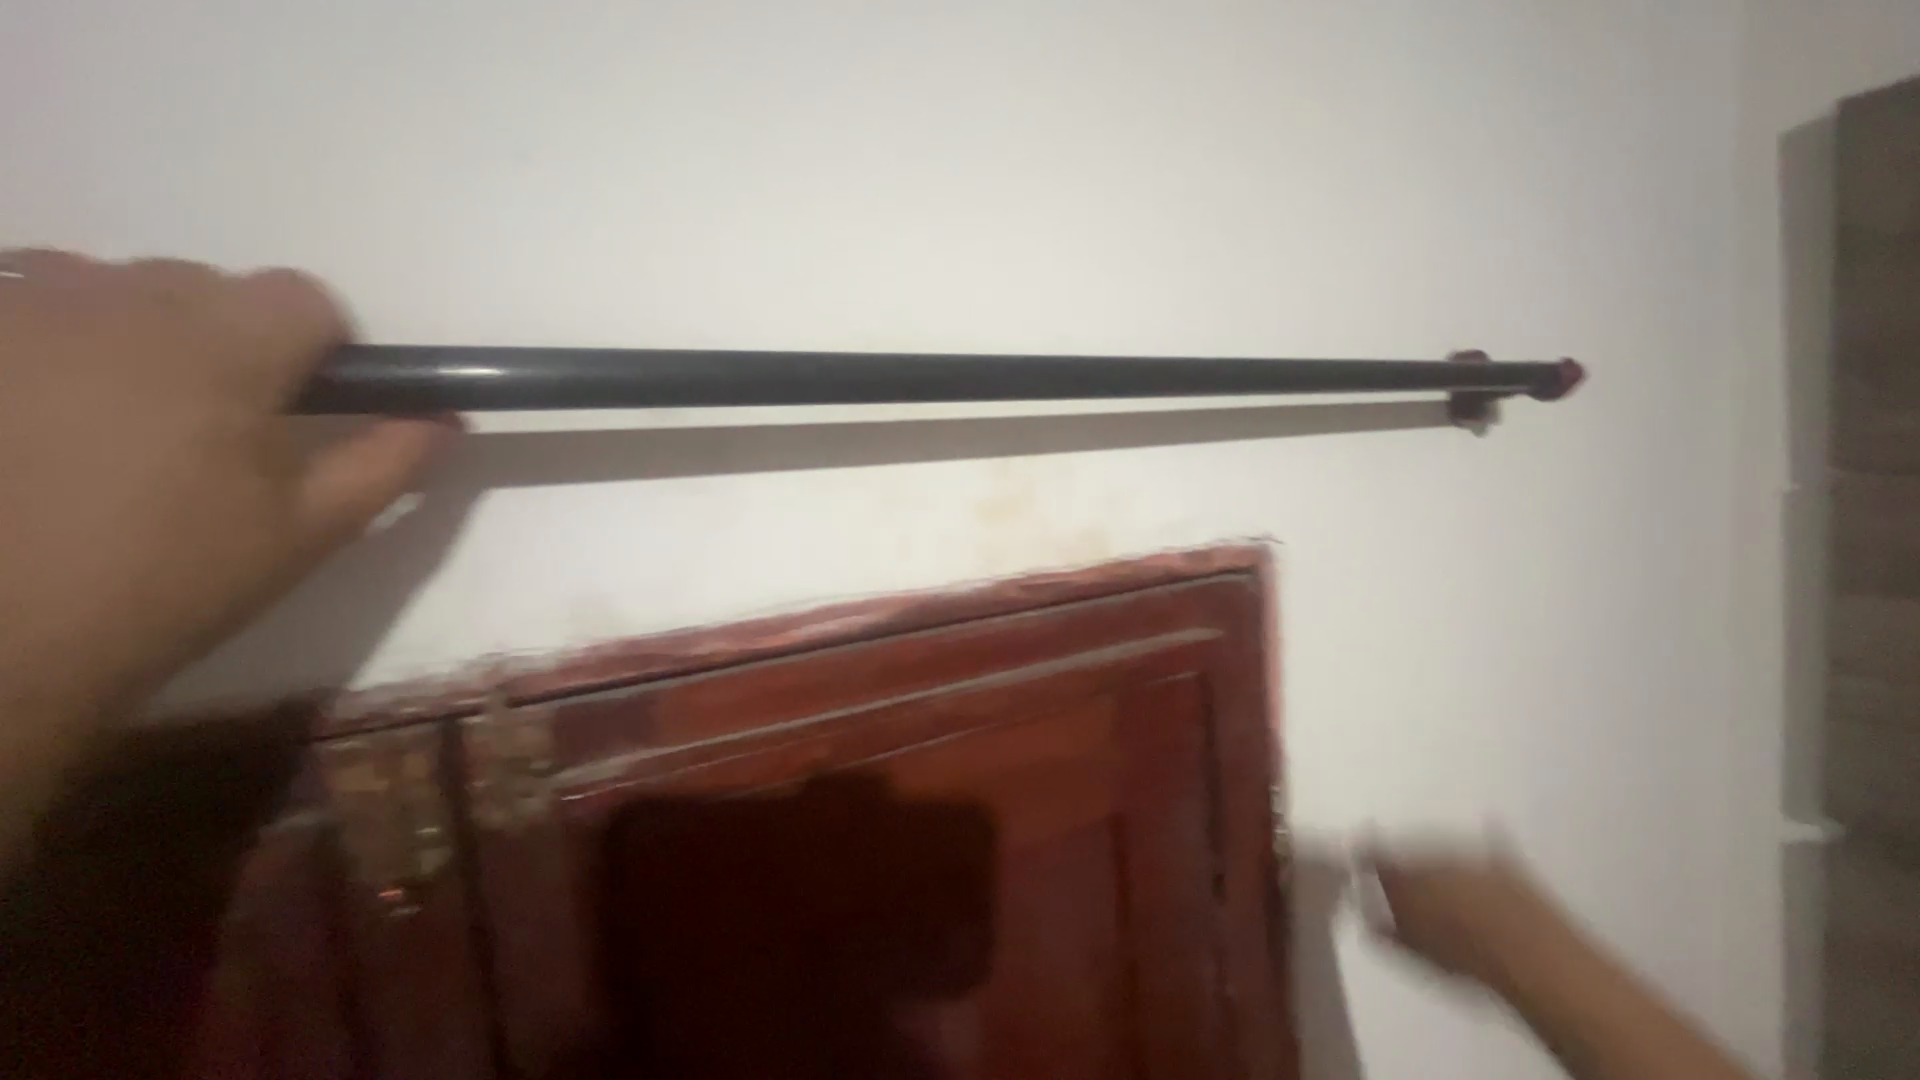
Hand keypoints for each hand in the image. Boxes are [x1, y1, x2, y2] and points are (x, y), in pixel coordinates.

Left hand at [0, 250, 459, 724]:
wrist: (5, 638)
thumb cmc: (176, 579)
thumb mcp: (311, 527)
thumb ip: (390, 459)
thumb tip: (450, 419)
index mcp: (219, 350)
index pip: (302, 297)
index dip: (324, 345)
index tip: (311, 401)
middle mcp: (111, 304)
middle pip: (207, 285)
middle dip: (230, 338)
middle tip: (218, 424)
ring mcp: (12, 314)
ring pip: (107, 284)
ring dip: (135, 330)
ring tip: (117, 415)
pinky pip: (17, 301)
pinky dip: (47, 337)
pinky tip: (37, 410)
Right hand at [1360, 841, 1571, 993]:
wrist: (1532, 957)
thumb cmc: (1464, 958)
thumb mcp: (1415, 951)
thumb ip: (1384, 928)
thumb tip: (1364, 914)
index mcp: (1402, 876)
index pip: (1372, 856)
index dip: (1364, 856)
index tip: (1359, 857)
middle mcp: (1429, 855)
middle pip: (1409, 852)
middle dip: (1406, 862)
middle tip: (1408, 883)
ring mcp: (1468, 856)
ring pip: (1445, 849)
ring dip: (1440, 858)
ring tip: (1446, 880)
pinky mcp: (1506, 861)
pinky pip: (1493, 841)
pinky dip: (1489, 834)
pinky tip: (1489, 823)